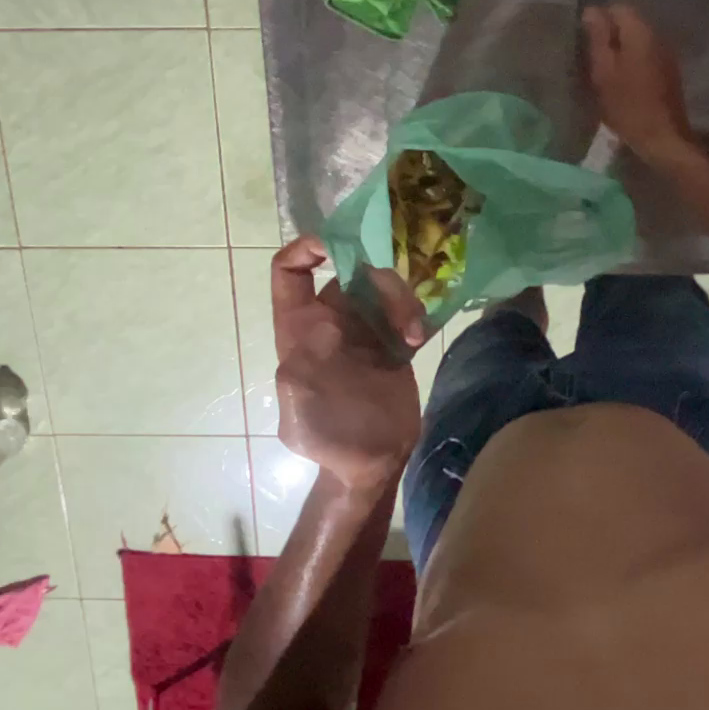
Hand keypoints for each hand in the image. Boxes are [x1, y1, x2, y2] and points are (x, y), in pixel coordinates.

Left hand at [270, 237, 428, 491]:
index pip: (290, 272)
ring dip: (403, 301)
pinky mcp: (392, 339)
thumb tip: (324, 328)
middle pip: (352, 273)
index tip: (338, 245)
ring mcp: (363, 329)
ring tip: (412, 334)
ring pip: (383, 288)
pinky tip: (418, 338)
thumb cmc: (328, 441)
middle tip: (403, 316)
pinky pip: (407, 308)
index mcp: (298, 330)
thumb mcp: (300, 413)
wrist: (371, 464)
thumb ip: (303, 369)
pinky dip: (416, 314)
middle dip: (379, 283)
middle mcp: (330, 321)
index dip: (306, 248)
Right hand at [582, 4, 697, 166]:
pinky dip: (631, 63)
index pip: (618, 8)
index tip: (584, 41)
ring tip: (603, 72)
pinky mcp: (668, 72)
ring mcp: (666, 55)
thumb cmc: (627, 106)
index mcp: (640, 33)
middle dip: (609, 36)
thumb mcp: (604, 72)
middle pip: (629, 23)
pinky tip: (621, 82)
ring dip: (620, 51)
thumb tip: (591, 11)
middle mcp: (657, 37)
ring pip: (637, 41)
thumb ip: (598, 38)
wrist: (662, 137)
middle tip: (590, 59)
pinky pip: (645, 56)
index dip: (599, 20)